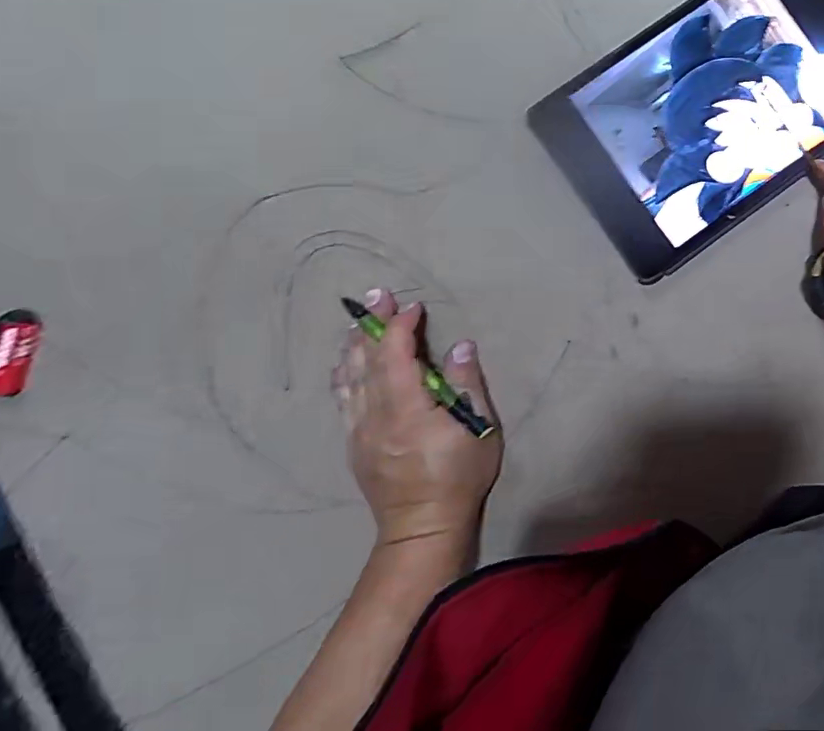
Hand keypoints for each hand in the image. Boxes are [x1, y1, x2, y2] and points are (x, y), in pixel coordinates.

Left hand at [333, 289, 502, 546]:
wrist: (423, 527)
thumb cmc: (460, 476)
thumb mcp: (479, 430)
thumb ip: (468, 385)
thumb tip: (459, 346)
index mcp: (407, 411)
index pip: (396, 357)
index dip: (401, 328)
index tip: (415, 307)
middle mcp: (375, 417)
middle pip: (366, 362)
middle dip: (372, 325)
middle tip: (377, 295)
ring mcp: (359, 431)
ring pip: (349, 379)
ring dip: (354, 346)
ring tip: (359, 321)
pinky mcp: (354, 444)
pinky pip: (343, 400)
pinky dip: (344, 374)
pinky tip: (345, 363)